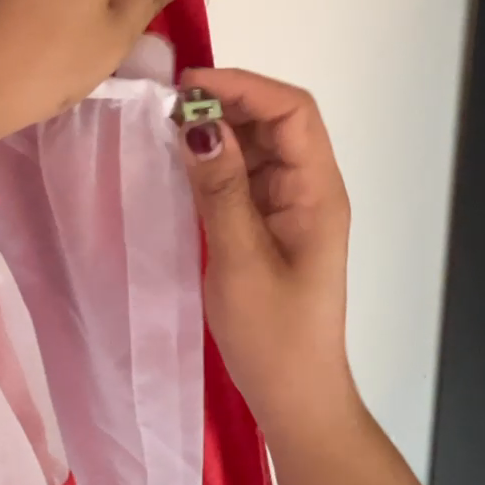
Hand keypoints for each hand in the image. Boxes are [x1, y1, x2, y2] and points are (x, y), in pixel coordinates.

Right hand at [177, 68, 358, 434]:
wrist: (294, 397)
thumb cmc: (275, 337)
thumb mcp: (241, 261)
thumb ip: (221, 190)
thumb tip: (197, 124)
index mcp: (317, 191)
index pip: (293, 112)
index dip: (245, 87)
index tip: (190, 87)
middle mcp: (307, 187)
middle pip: (275, 120)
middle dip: (227, 101)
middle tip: (169, 105)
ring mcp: (287, 203)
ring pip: (256, 143)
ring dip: (217, 127)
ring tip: (167, 125)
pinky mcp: (265, 220)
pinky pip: (241, 172)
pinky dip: (212, 158)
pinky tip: (180, 159)